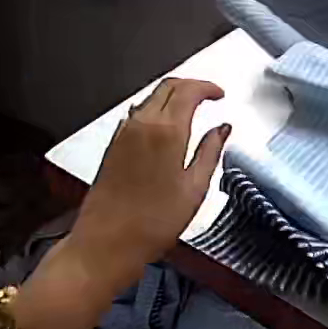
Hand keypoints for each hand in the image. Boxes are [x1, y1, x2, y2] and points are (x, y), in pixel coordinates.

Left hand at [67, 78, 229, 294]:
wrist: (106, 242)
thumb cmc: (152, 223)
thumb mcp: (194, 189)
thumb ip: (210, 152)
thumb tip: (221, 129)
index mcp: (165, 131)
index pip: (188, 90)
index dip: (207, 87)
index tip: (219, 93)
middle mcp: (141, 125)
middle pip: (166, 87)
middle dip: (190, 86)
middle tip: (208, 96)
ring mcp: (123, 134)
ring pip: (149, 99)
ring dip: (171, 97)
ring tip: (190, 110)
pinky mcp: (112, 146)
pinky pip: (136, 116)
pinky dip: (154, 112)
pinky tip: (164, 129)